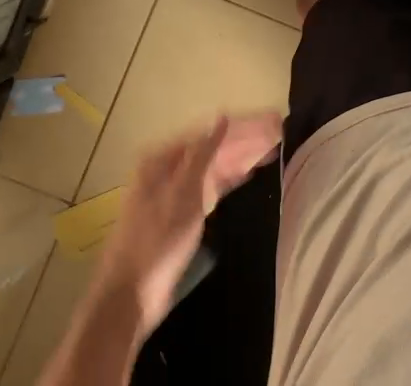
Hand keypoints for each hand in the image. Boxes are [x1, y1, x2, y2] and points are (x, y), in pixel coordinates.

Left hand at [95, 113, 282, 339]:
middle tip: (280, 133)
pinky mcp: (182, 214)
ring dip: (242, 158)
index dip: (243, 126)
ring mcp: (175, 192)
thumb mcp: (183, 192)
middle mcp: (168, 169)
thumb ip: (203, 153)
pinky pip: (212, 186)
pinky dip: (230, 178)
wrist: (130, 294)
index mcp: (163, 158)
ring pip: (215, 166)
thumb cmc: (156, 240)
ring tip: (273, 150)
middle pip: (213, 147)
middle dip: (245, 140)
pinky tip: (250, 173)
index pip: (211, 132)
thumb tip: (221, 117)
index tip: (273, 122)